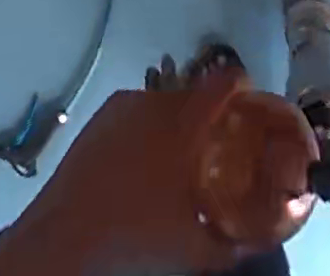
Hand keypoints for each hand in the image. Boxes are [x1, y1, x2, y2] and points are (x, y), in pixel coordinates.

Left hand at [0, 76, 291, 275]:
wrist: (63, 238)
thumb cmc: (134, 236)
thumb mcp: (195, 247)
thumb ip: (237, 240)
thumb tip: (267, 234)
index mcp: (185, 122)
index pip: (224, 80)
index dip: (241, 85)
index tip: (248, 102)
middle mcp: (157, 102)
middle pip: (196, 92)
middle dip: (207, 114)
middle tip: (211, 146)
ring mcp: (127, 105)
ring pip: (165, 101)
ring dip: (176, 121)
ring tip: (173, 157)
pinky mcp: (103, 114)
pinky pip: (139, 110)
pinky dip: (147, 126)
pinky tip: (141, 161)